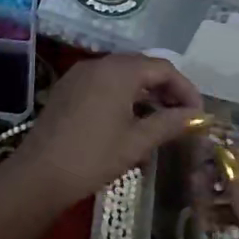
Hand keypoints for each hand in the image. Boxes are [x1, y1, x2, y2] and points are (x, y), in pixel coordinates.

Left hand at [0, 54, 202, 213]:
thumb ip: (169, 123)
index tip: (198, 114)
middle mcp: (96, 64)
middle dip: (165, 89)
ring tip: (160, 122)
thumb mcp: (137, 141)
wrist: (40, 174)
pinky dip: (121, 97)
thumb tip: (196, 116)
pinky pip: (101, 85)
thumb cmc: (93, 156)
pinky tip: (130, 122)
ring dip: (143, 94)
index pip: (163, 68)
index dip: (185, 88)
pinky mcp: (65, 90)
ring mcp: (77, 76)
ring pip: (120, 76)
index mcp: (117, 71)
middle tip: (182, 117)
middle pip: (141, 67)